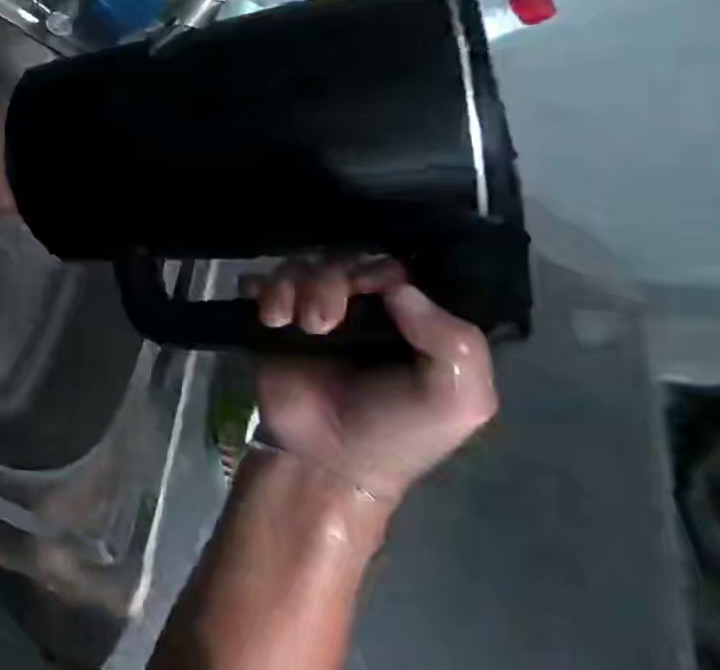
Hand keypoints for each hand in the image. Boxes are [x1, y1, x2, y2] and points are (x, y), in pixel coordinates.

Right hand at [242, 258, 497, 502]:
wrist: (326, 461)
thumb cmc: (395, 432)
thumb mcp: (459, 400)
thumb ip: (456, 342)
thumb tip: (399, 288)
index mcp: (407, 316)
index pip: (391, 266)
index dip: (377, 269)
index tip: (370, 292)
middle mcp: (358, 305)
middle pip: (340, 258)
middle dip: (330, 281)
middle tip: (325, 322)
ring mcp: (310, 309)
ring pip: (299, 265)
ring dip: (295, 287)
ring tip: (297, 326)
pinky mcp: (271, 319)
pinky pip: (260, 280)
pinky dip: (264, 289)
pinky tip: (271, 319)